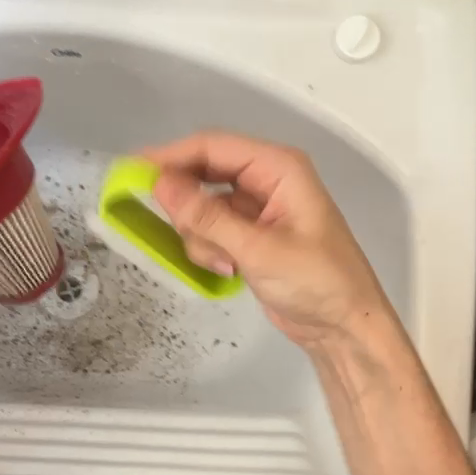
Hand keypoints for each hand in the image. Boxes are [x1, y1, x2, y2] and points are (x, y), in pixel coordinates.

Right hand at [144, 132, 394, 348]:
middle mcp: (265, 180)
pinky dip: (209, 250)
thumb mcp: (258, 250)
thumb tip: (160, 185)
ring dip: (200, 236)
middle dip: (187, 205)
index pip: (213, 147)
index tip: (132, 170)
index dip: (171, 156)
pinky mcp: (248, 236)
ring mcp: (256, 209)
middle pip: (204, 173)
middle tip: (174, 229)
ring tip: (224, 264)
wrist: (343, 327)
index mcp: (278, 168)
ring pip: (201, 207)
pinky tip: (229, 271)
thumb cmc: (316, 281)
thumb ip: (207, 218)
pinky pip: (210, 231)